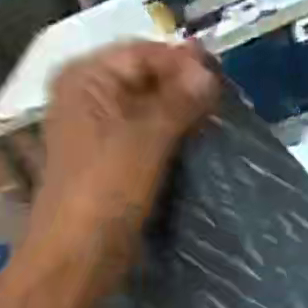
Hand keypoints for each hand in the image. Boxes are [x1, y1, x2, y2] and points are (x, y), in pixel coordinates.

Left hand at [33, 39, 219, 230]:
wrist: (79, 254)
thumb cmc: (106, 190)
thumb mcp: (146, 140)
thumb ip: (178, 102)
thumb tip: (208, 72)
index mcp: (86, 78)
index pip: (142, 53)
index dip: (182, 62)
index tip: (225, 78)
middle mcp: (89, 99)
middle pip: (145, 81)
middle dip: (185, 90)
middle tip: (228, 105)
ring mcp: (100, 135)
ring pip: (149, 114)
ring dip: (182, 118)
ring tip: (219, 127)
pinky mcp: (113, 167)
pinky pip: (148, 142)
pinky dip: (173, 143)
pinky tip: (200, 152)